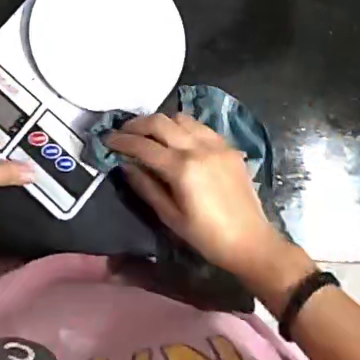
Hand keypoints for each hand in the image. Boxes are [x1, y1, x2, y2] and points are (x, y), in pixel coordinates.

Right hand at [106, 114, 295, 281]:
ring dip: (160, 121)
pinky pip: (199, 126)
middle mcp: (198, 148)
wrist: (252, 242)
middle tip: (123, 132)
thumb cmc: (207, 237)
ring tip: (148, 133)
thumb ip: (146, 187)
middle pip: (160, 122)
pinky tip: (176, 138)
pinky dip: (182, 126)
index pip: (143, 146)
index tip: (107, 139)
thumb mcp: (170, 217)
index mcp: (182, 168)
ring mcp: (216, 144)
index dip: (121, 141)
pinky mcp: (228, 146)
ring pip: (181, 117)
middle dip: (137, 124)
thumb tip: (125, 165)